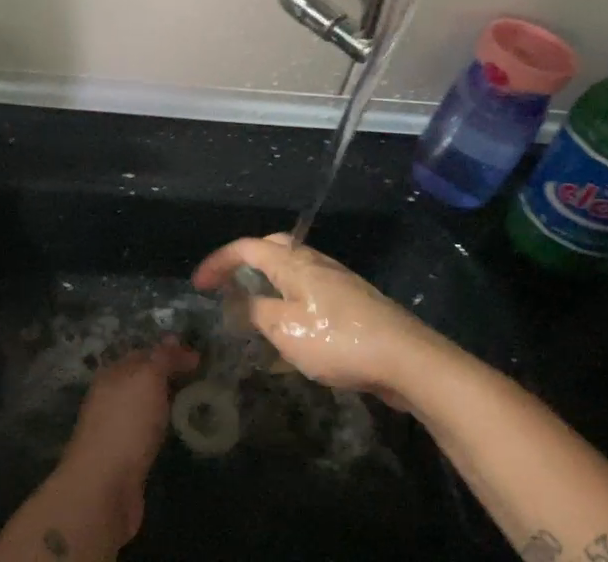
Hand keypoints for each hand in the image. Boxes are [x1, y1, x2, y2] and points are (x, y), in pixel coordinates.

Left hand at [54, 339, 199, 538]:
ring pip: (143, 406)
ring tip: (194, 404)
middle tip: (201, 380)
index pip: (143, 353)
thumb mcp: (147, 380)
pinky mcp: (123, 457)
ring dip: (165, 403)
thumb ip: (161, 359)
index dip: (169, 352)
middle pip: (141, 380)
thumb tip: (173, 338)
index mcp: (112, 374)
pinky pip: (145, 432)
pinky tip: (174, 433)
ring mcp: (114, 428)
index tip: (199, 358)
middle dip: (167, 376)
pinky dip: (161, 427)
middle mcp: (110, 397)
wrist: (103, 486)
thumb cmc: (126, 424)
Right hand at [192, 233, 465, 411]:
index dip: (218, 262)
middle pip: (274, 248)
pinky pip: (312, 290)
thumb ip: (254, 312)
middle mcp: (316, 263)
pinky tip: (295, 331)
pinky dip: (291, 299)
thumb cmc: (339, 341)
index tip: (198, 284)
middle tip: (229, 284)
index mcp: (294, 263)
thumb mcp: (284, 330)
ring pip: (295, 269)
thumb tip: (233, 300)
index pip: (246, 248)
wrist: (408, 360)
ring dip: (270, 282)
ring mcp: (339, 282)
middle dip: (247, 261)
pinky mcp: (355, 304)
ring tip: (257, 310)